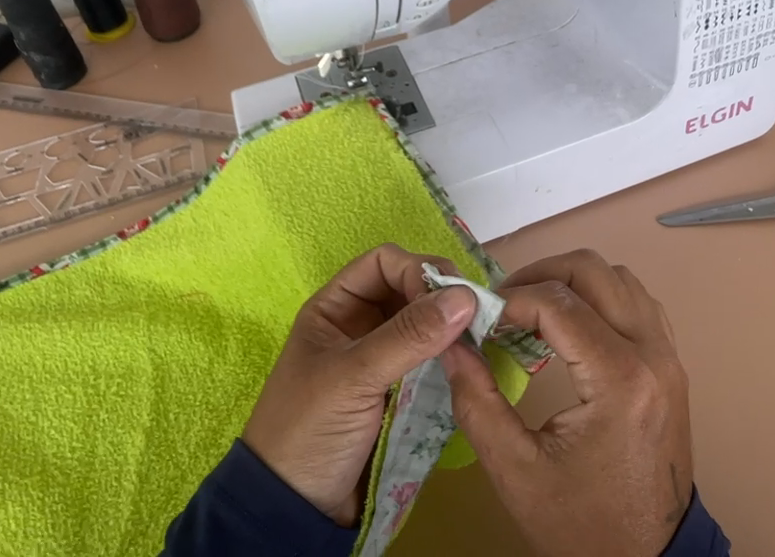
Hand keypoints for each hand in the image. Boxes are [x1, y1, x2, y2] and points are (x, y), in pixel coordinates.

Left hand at [242, 244, 479, 526]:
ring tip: (479, 336)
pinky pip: (433, 357)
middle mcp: (362, 324)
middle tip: (476, 316)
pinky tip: (470, 359)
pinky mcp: (402, 389)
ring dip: (452, 325)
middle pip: (411, 288)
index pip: (385, 263)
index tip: (449, 297)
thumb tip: (466, 296)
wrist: (294, 512)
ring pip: (426, 322)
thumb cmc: (309, 431)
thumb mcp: (353, 378)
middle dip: (442, 295)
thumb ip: (408, 336)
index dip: (418, 270)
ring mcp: (383, 357)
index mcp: (336, 308)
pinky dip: (452, 354)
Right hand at [441, 249, 693, 556]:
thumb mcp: (516, 471)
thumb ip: (477, 401)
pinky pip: (638, 302)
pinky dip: (601, 296)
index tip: (480, 319)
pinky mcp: (672, 365)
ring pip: (620, 278)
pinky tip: (572, 324)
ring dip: (573, 281)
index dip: (511, 300)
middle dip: (541, 275)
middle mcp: (653, 354)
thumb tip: (452, 342)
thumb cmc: (581, 524)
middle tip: (504, 303)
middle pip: (594, 271)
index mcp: (619, 379)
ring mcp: (669, 356)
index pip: (558, 303)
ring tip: (533, 309)